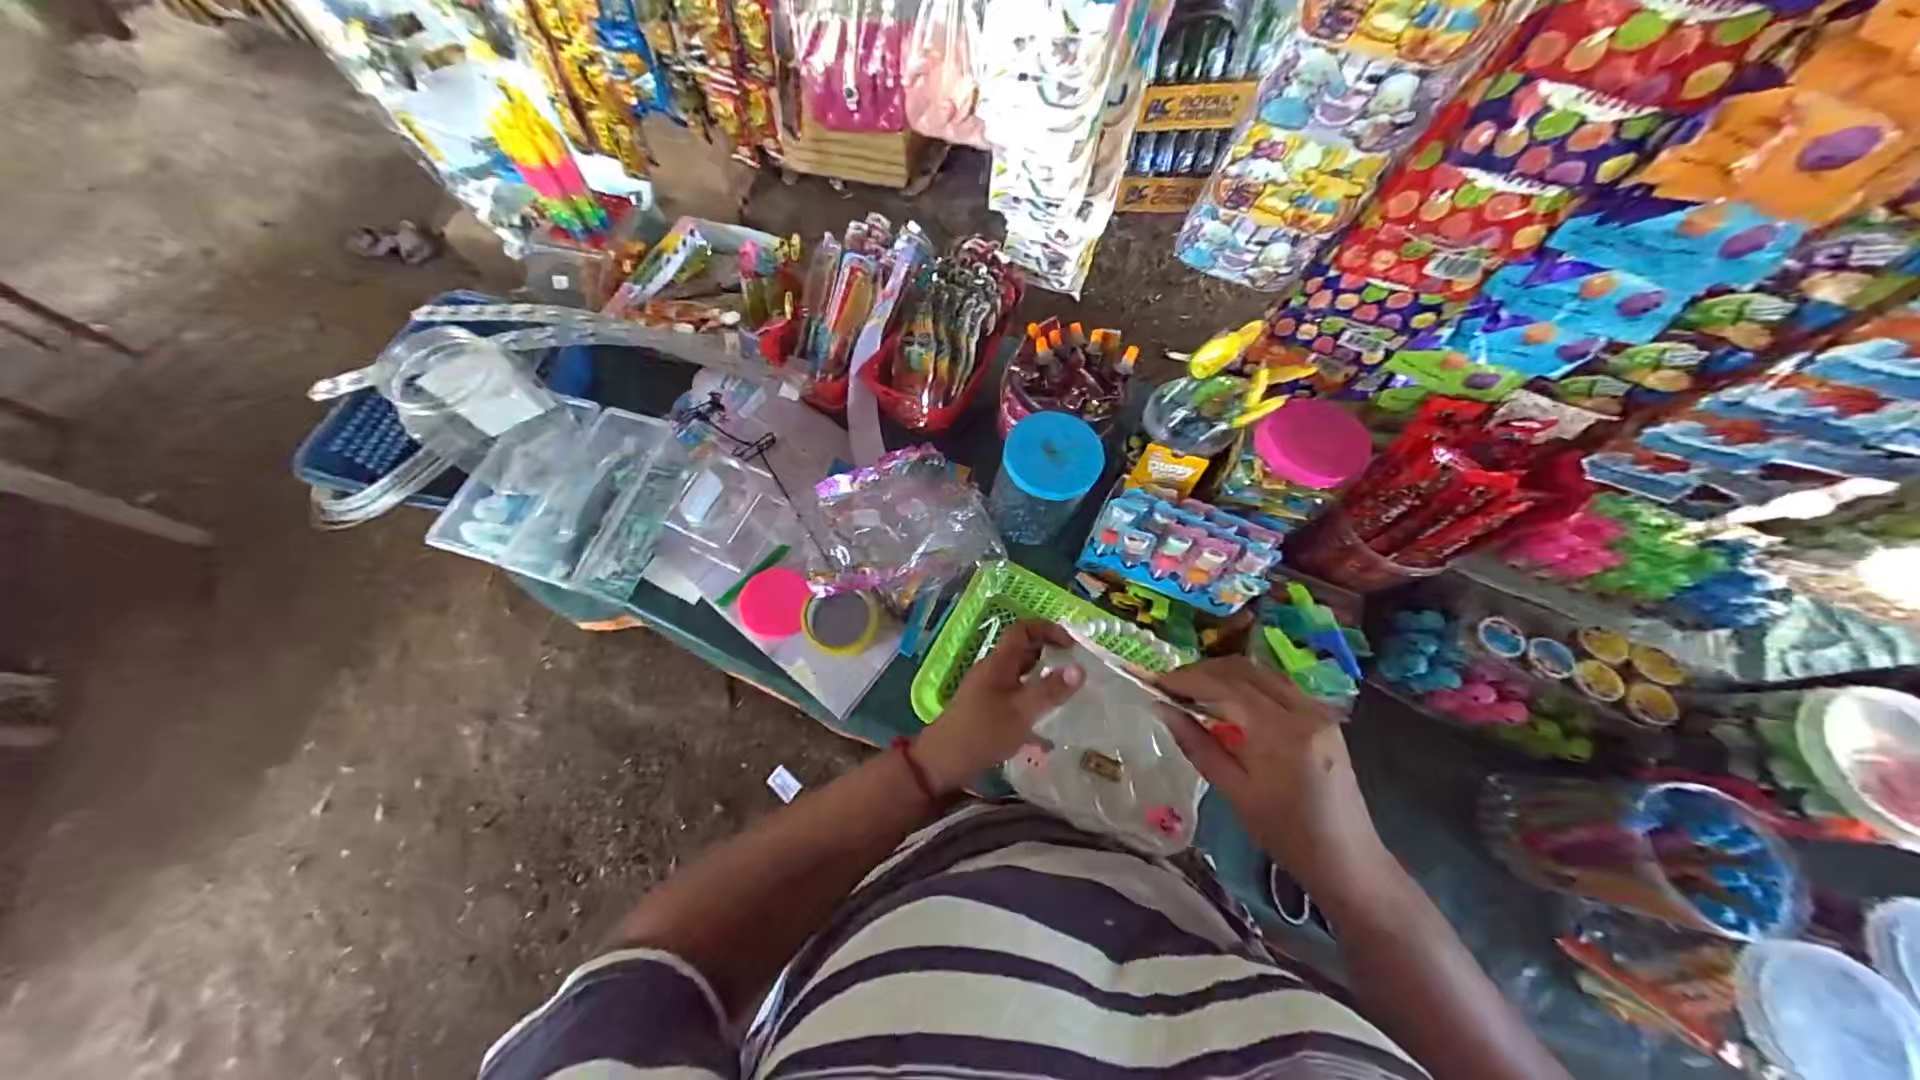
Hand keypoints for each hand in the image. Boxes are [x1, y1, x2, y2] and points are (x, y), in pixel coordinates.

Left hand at [916, 620, 1082, 793]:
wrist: (943, 761)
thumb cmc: (983, 731)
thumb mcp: (1022, 711)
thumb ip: (1051, 690)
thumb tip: (1080, 668)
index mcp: (998, 662)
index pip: (1022, 631)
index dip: (1047, 630)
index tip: (1071, 645)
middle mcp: (991, 670)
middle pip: (1022, 651)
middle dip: (1048, 655)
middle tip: (1074, 669)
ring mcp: (986, 689)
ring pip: (1019, 675)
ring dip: (1041, 679)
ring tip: (1066, 694)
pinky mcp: (985, 709)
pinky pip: (1014, 695)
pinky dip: (1031, 701)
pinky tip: (1046, 725)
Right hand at [1158, 657, 1387, 882]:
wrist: (1348, 861)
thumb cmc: (1286, 834)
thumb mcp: (1234, 791)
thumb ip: (1197, 744)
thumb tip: (1162, 709)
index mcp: (1281, 732)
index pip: (1225, 687)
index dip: (1187, 680)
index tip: (1156, 683)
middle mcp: (1303, 710)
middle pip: (1244, 671)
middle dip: (1203, 672)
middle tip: (1171, 685)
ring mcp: (1317, 711)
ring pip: (1262, 673)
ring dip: (1225, 674)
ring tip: (1194, 689)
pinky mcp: (1323, 717)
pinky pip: (1278, 685)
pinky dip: (1248, 683)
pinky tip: (1229, 699)